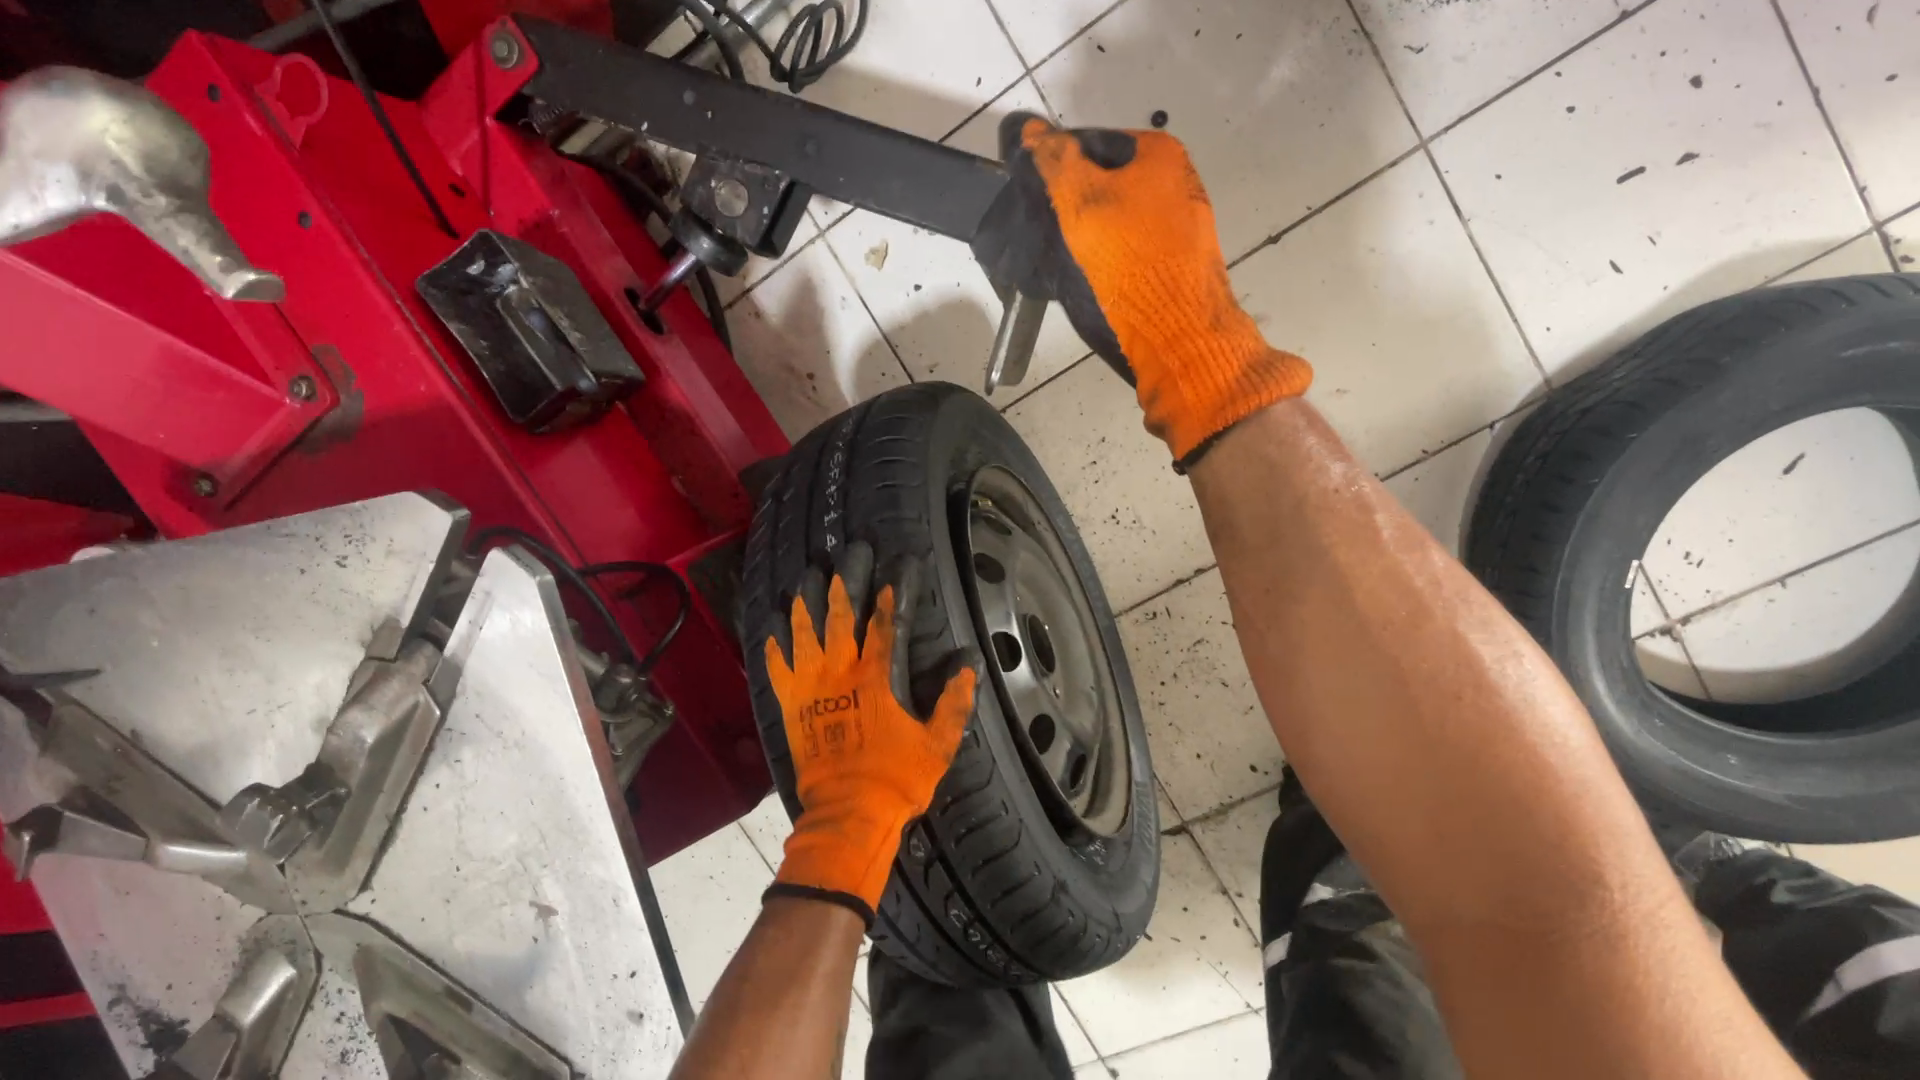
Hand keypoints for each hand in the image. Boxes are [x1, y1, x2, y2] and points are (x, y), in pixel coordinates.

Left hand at [762, 544, 977, 920]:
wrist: (847, 815)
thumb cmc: (897, 780)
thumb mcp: (939, 744)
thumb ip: (954, 701)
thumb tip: (967, 662)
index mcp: (878, 679)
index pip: (887, 624)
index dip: (893, 593)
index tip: (898, 567)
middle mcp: (841, 674)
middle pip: (840, 618)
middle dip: (845, 583)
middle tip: (849, 555)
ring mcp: (811, 689)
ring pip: (805, 634)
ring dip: (806, 602)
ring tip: (807, 575)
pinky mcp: (791, 708)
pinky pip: (778, 669)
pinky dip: (774, 646)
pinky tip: (772, 625)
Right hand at [971, 112, 1311, 467]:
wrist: (1180, 336)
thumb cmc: (1130, 262)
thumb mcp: (1081, 204)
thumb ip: (1054, 163)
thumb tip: (1031, 131)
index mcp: (1161, 154)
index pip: (1091, 144)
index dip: (1057, 170)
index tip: (1039, 201)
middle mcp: (1180, 182)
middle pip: (1107, 185)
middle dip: (1075, 208)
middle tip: (1050, 234)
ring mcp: (1185, 226)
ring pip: (1119, 222)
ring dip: (1092, 240)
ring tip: (1070, 263)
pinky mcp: (1182, 266)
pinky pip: (1135, 253)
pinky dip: (1113, 263)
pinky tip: (1098, 283)